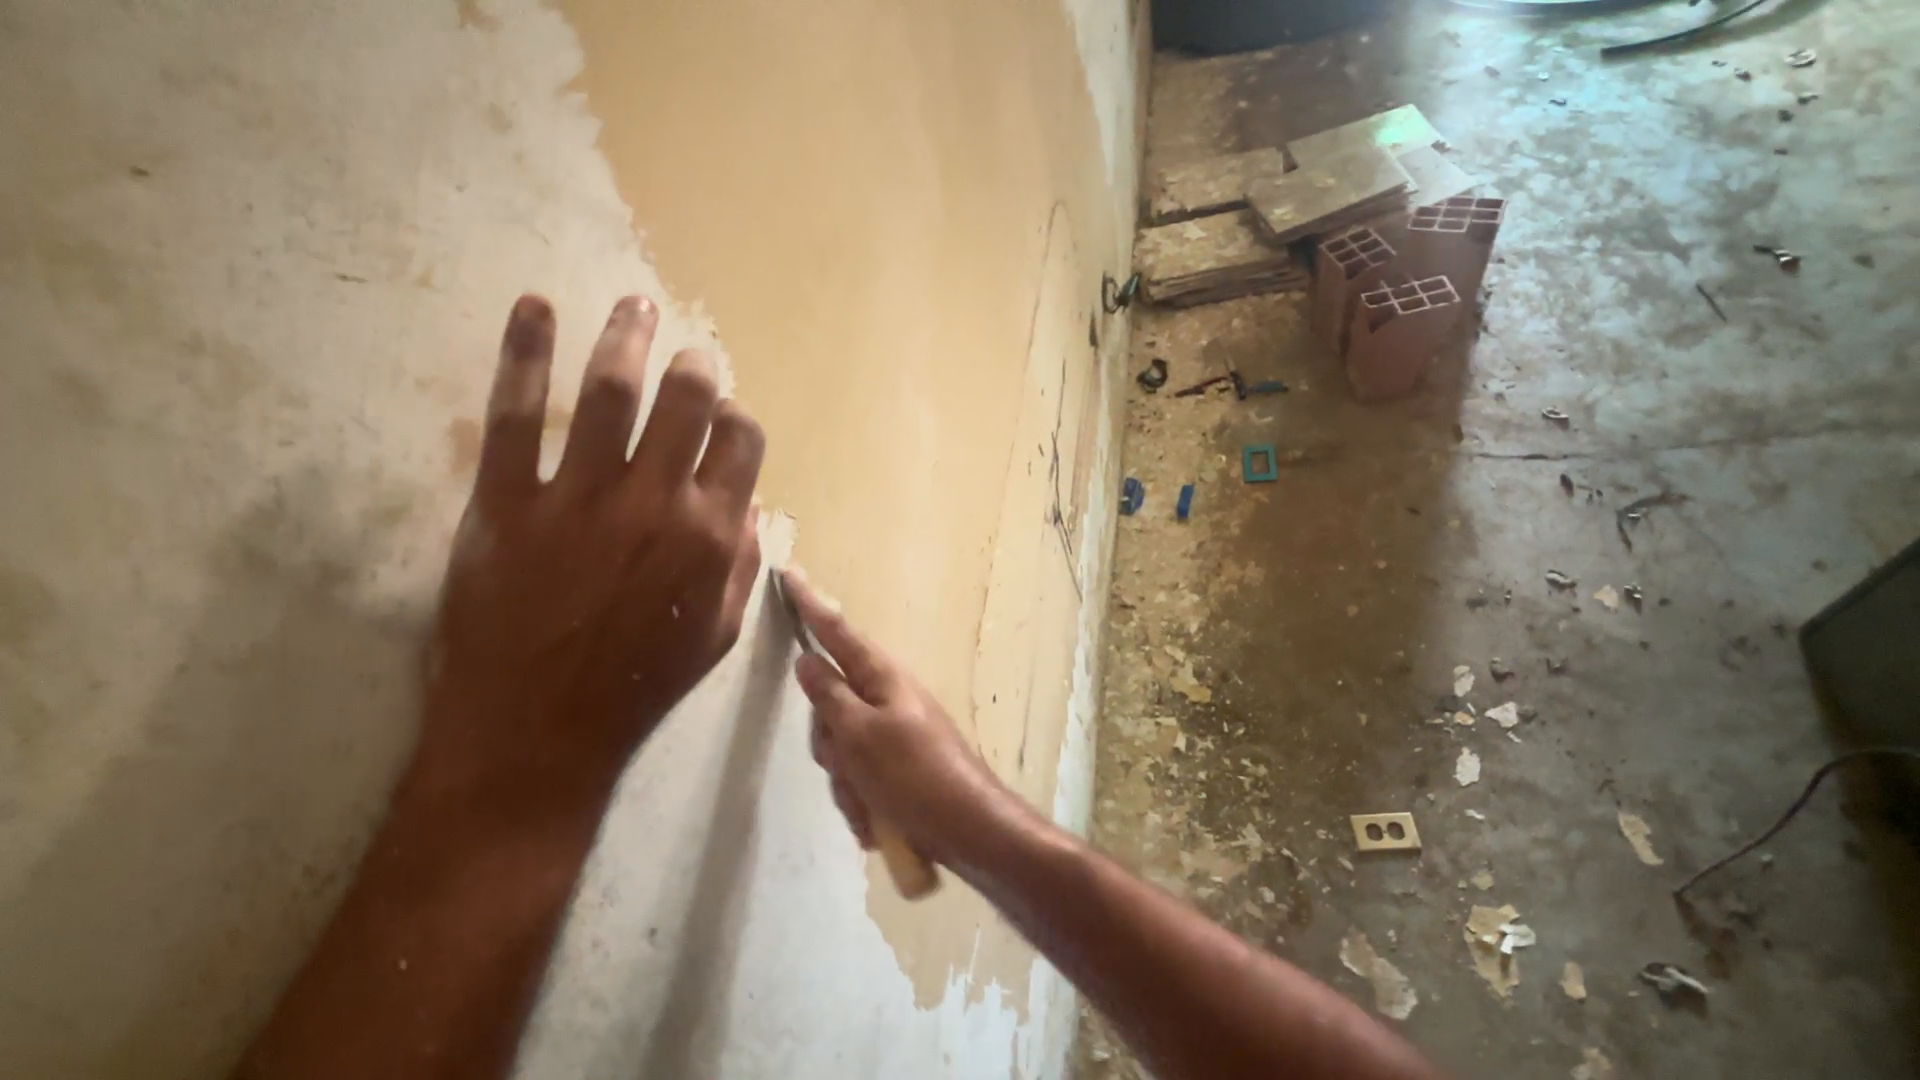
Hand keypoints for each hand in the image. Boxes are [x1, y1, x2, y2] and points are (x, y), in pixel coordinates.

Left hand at [421, 295, 763, 801]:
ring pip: (612, 391)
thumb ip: (740, 563)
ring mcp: (580, 498)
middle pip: (687, 402)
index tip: (725, 414)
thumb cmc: (637, 687)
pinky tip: (535, 306)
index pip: (741, 443)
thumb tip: (747, 505)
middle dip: (696, 366)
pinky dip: (524, 353)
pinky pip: (515, 415)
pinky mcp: (507, 503)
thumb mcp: (716, 635)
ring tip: (635, 301)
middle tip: (689, 351)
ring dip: (628, 335)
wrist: (537, 735)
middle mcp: (656, 502)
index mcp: (711, 535)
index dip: (737, 417)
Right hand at [782, 569, 1014, 865]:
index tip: (789, 575)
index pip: (836, 632)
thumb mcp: (861, 735)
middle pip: (830, 706)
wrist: (968, 831)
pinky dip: (862, 802)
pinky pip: (859, 779)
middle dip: (830, 745)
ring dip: (847, 783)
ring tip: (870, 804)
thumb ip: (829, 696)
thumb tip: (807, 659)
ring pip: (841, 749)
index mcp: (882, 677)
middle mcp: (887, 698)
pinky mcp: (896, 767)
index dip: (809, 605)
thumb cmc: (914, 776)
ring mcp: (893, 734)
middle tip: (847, 767)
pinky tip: (878, 822)